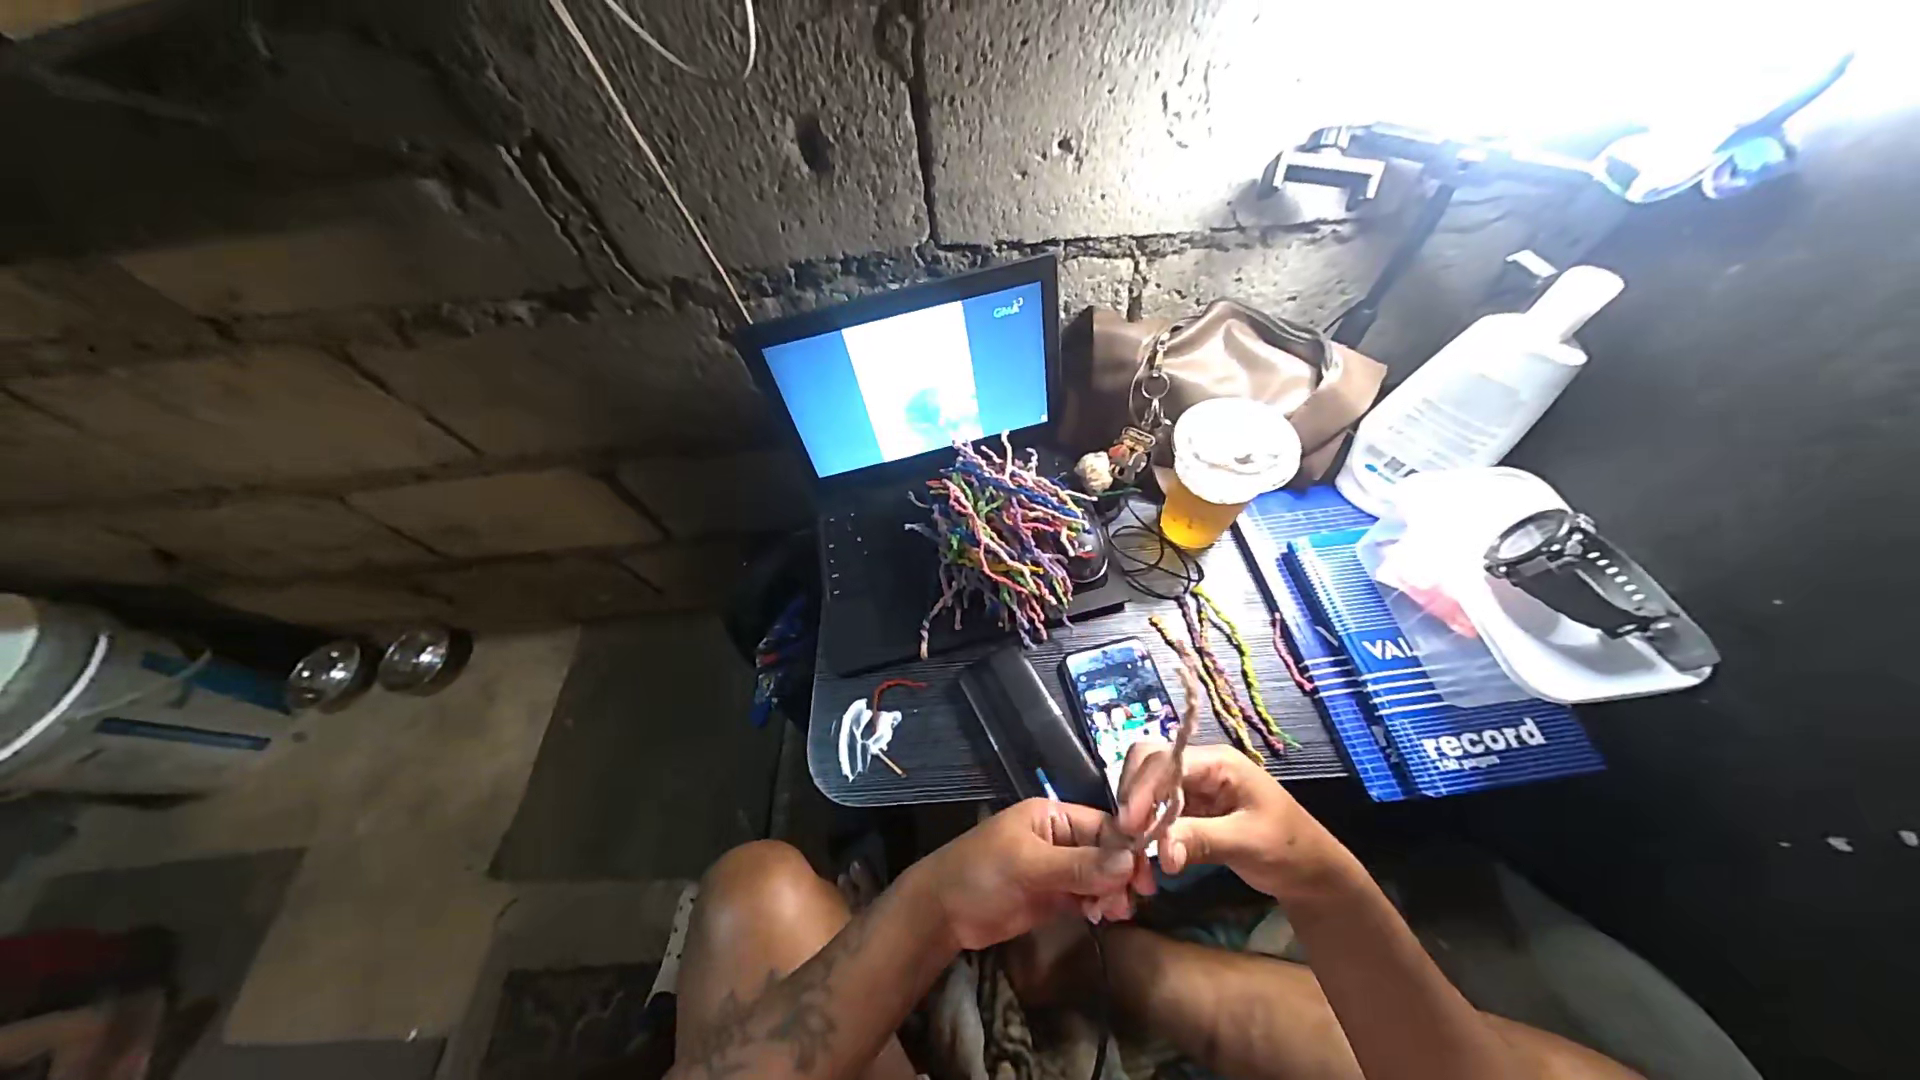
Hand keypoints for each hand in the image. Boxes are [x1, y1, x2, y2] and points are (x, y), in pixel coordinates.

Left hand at [913, 799, 1143, 950]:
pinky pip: (1087, 896)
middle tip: (1131, 901)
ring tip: (1114, 913)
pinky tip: (1100, 917)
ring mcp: (1057, 868)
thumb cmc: (980, 872)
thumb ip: (1077, 865)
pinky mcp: (1054, 896)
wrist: (943, 912)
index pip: (1102, 825)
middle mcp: (1059, 838)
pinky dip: (1099, 905)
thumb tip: (1129, 862)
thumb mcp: (1028, 865)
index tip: (1145, 876)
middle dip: (1121, 874)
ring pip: (1100, 876)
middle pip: (1105, 851)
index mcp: (1052, 816)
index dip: (1126, 847)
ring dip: (1113, 892)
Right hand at [1115, 743, 1332, 898]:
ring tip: (1132, 844)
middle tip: (1126, 832)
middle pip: (1148, 762)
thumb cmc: (1290, 849)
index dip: (1142, 788)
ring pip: (1147, 784)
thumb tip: (1159, 852)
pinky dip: (1145, 825)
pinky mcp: (1189, 807)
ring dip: (1135, 811)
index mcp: (1217, 761)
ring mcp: (1193, 785)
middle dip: (1132, 793)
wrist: (1314, 873)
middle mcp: (1199, 766)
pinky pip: (1156, 808)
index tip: (1129, 824)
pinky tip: (1143, 848)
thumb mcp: (1248, 842)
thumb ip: (1201, 840)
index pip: (1165, 761)